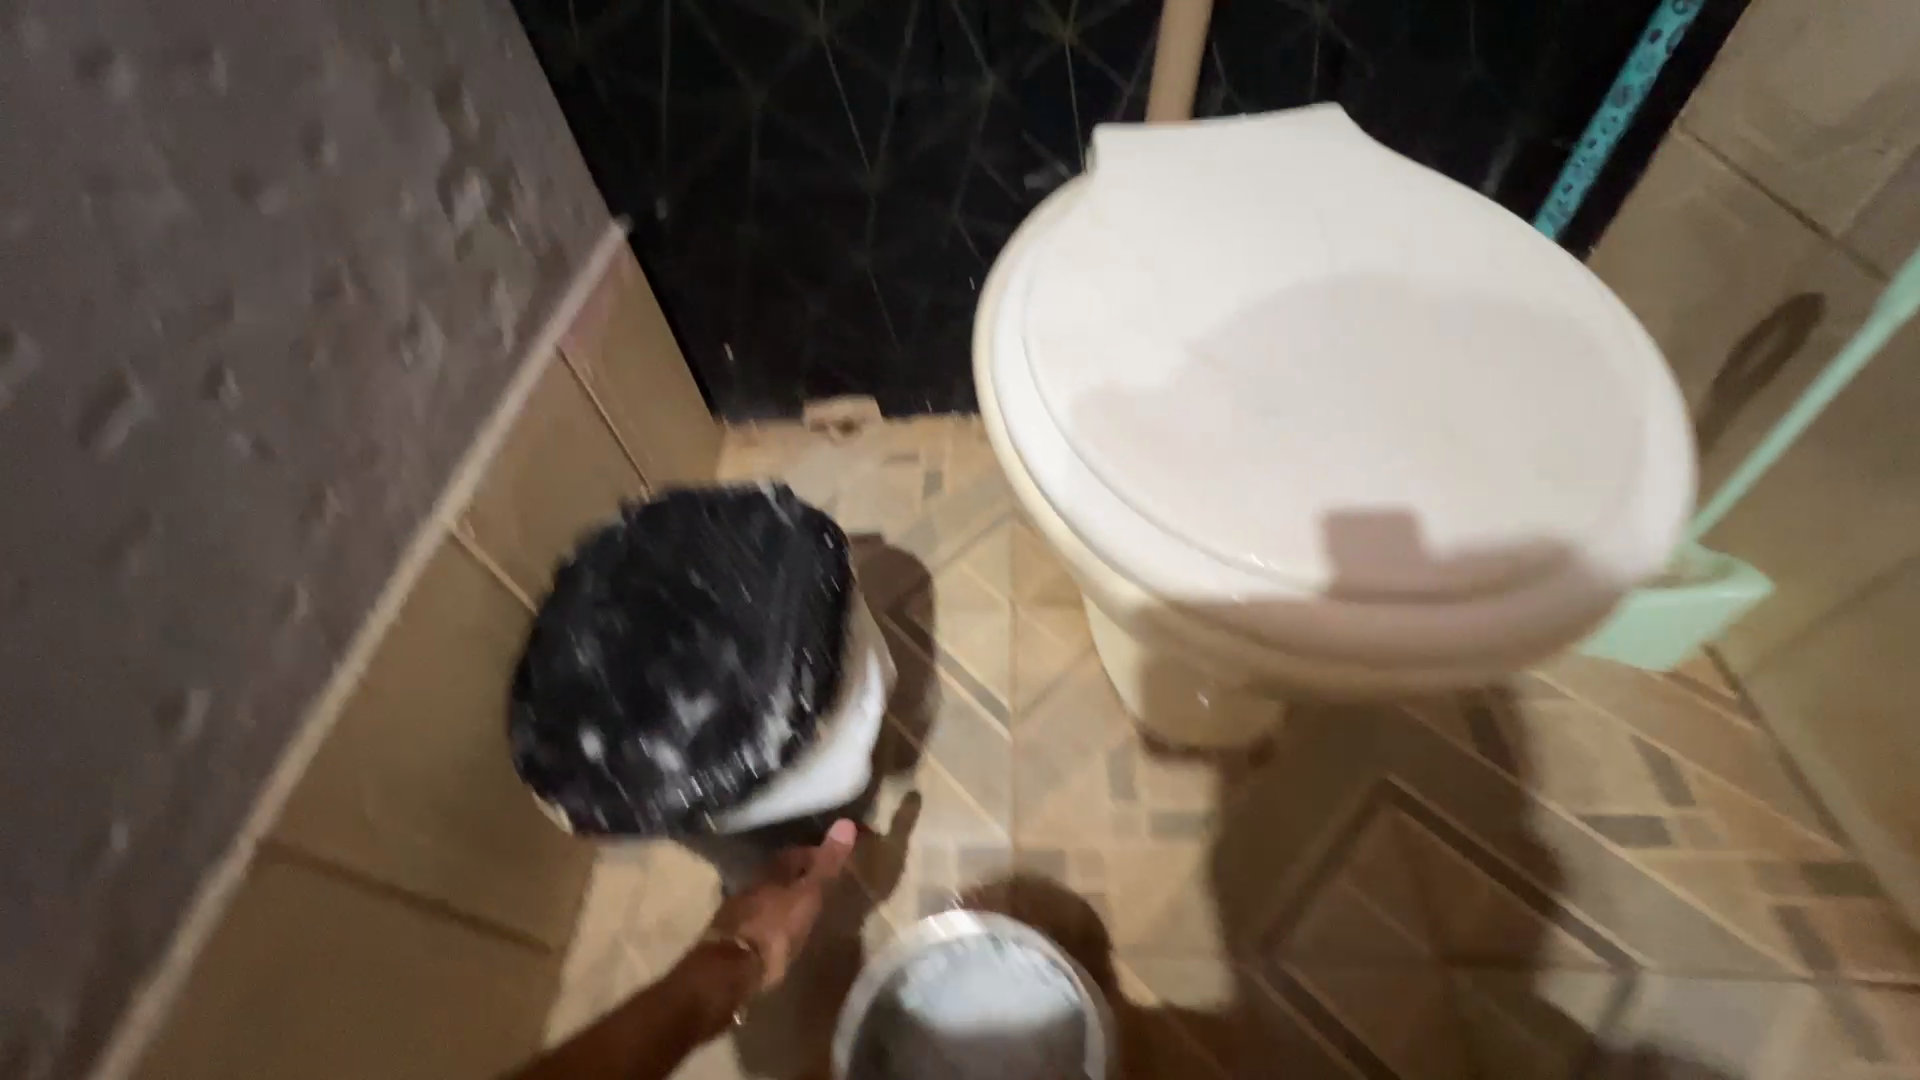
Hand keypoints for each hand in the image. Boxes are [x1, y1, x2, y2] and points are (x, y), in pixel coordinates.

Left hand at [707, 819, 857, 989]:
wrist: (728, 971)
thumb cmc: (774, 930)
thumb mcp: (808, 896)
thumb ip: (827, 864)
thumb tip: (846, 822)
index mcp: (773, 870)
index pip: (797, 852)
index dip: (815, 855)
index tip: (832, 862)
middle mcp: (752, 883)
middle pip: (779, 873)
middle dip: (797, 877)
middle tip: (818, 885)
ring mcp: (737, 910)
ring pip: (765, 895)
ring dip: (781, 899)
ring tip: (799, 909)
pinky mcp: (728, 937)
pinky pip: (755, 920)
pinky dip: (768, 921)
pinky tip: (775, 933)